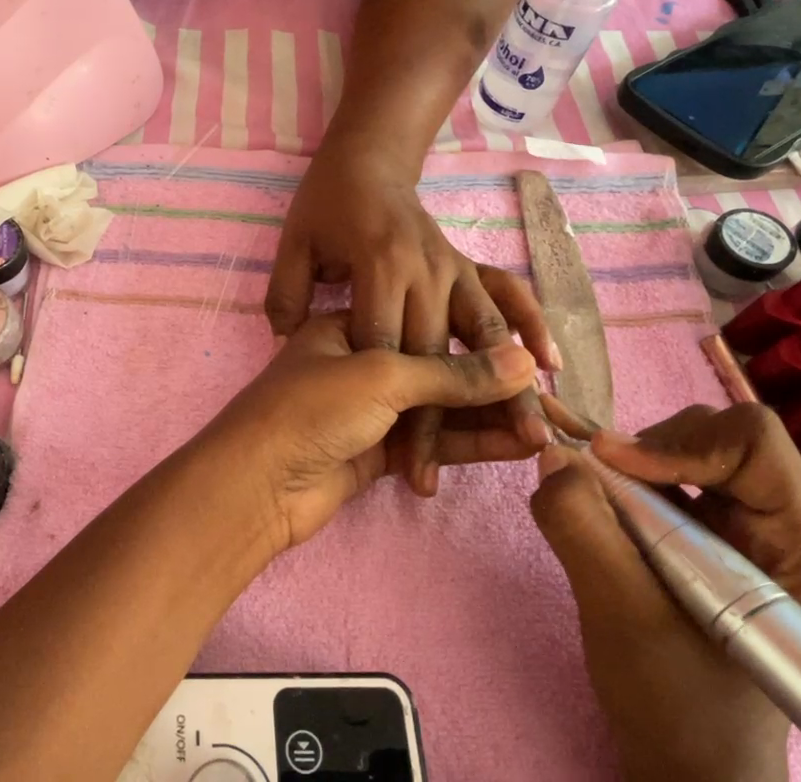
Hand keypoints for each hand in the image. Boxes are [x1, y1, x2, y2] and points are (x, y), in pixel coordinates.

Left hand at [201, 313, 544, 554]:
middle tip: (547, 405)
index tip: (532, 356)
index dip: (481, 337)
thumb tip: (525, 364)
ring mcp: (371, 404)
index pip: (429, 318)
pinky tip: (513, 447)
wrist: (254, 482)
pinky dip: (470, 442)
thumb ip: (452, 372)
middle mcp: (365, 356)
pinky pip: (432, 437)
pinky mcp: (378, 447)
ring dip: (489, 418)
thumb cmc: (309, 408)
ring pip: (442, 404)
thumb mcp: (380, 376)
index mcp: (354, 318)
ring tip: (540, 434)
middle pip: (442, 362)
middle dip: (494, 385)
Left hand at [266, 148, 557, 493]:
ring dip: (506, 387)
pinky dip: (531, 328)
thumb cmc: (325, 204)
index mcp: (377, 265)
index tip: (396, 452)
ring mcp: (450, 268)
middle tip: (446, 473)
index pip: (386, 341)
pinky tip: (549, 366)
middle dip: (446, 415)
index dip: (387, 397)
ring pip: (483, 334)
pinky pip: (505, 300)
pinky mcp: (465, 270)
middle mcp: (422, 269)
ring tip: (534, 433)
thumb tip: (284, 338)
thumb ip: (289, 294)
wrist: (366, 156)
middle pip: (437, 352)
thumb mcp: (294, 245)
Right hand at [529, 402, 800, 781]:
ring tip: (603, 511)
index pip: (753, 444)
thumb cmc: (675, 705)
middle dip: (649, 453)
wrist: (691, 764)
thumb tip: (552, 455)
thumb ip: (583, 529)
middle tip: (599, 491)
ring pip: (695, 451)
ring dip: (635, 468)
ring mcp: (765, 534)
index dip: (676, 442)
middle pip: (722, 438)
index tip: (607, 465)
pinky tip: (608, 513)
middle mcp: (798, 530)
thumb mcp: (620, 615)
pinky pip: (679, 480)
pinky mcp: (729, 541)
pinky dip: (632, 484)